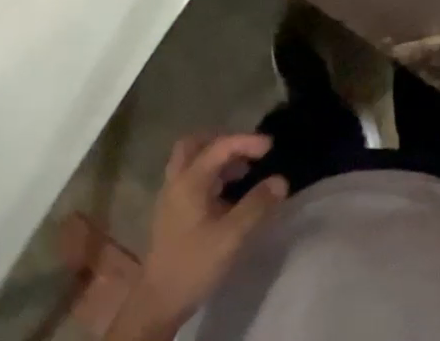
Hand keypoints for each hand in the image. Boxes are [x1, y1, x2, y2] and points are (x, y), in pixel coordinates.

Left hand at [128, 133, 287, 329]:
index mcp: (189, 181)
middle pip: (194, 144)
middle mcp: (176, 181)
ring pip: (190, 161)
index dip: (246, 142)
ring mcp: (171, 196)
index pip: (219, 147)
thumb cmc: (194, 263)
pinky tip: (228, 194)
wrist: (159, 299)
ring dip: (216, 158)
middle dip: (222, 141)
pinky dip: (210, 174)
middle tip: (247, 151)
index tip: (271, 145)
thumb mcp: (231, 236)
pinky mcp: (172, 212)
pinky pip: (190, 178)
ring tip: (243, 171)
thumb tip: (280, 181)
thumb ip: (256, 205)